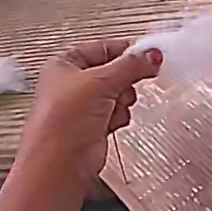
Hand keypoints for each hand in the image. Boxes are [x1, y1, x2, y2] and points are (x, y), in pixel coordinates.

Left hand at [16, 40, 161, 184]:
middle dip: (124, 80)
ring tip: (115, 106)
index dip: (124, 50)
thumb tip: (151, 54)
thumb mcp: (100, 81)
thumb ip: (130, 65)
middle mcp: (70, 85)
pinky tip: (114, 121)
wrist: (60, 162)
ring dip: (122, 100)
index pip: (101, 48)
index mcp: (63, 65)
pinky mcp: (92, 127)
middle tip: (131, 81)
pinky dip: (118, 116)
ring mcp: (82, 107)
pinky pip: (115, 113)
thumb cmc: (63, 121)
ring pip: (116, 94)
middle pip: (111, 72)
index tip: (147, 53)